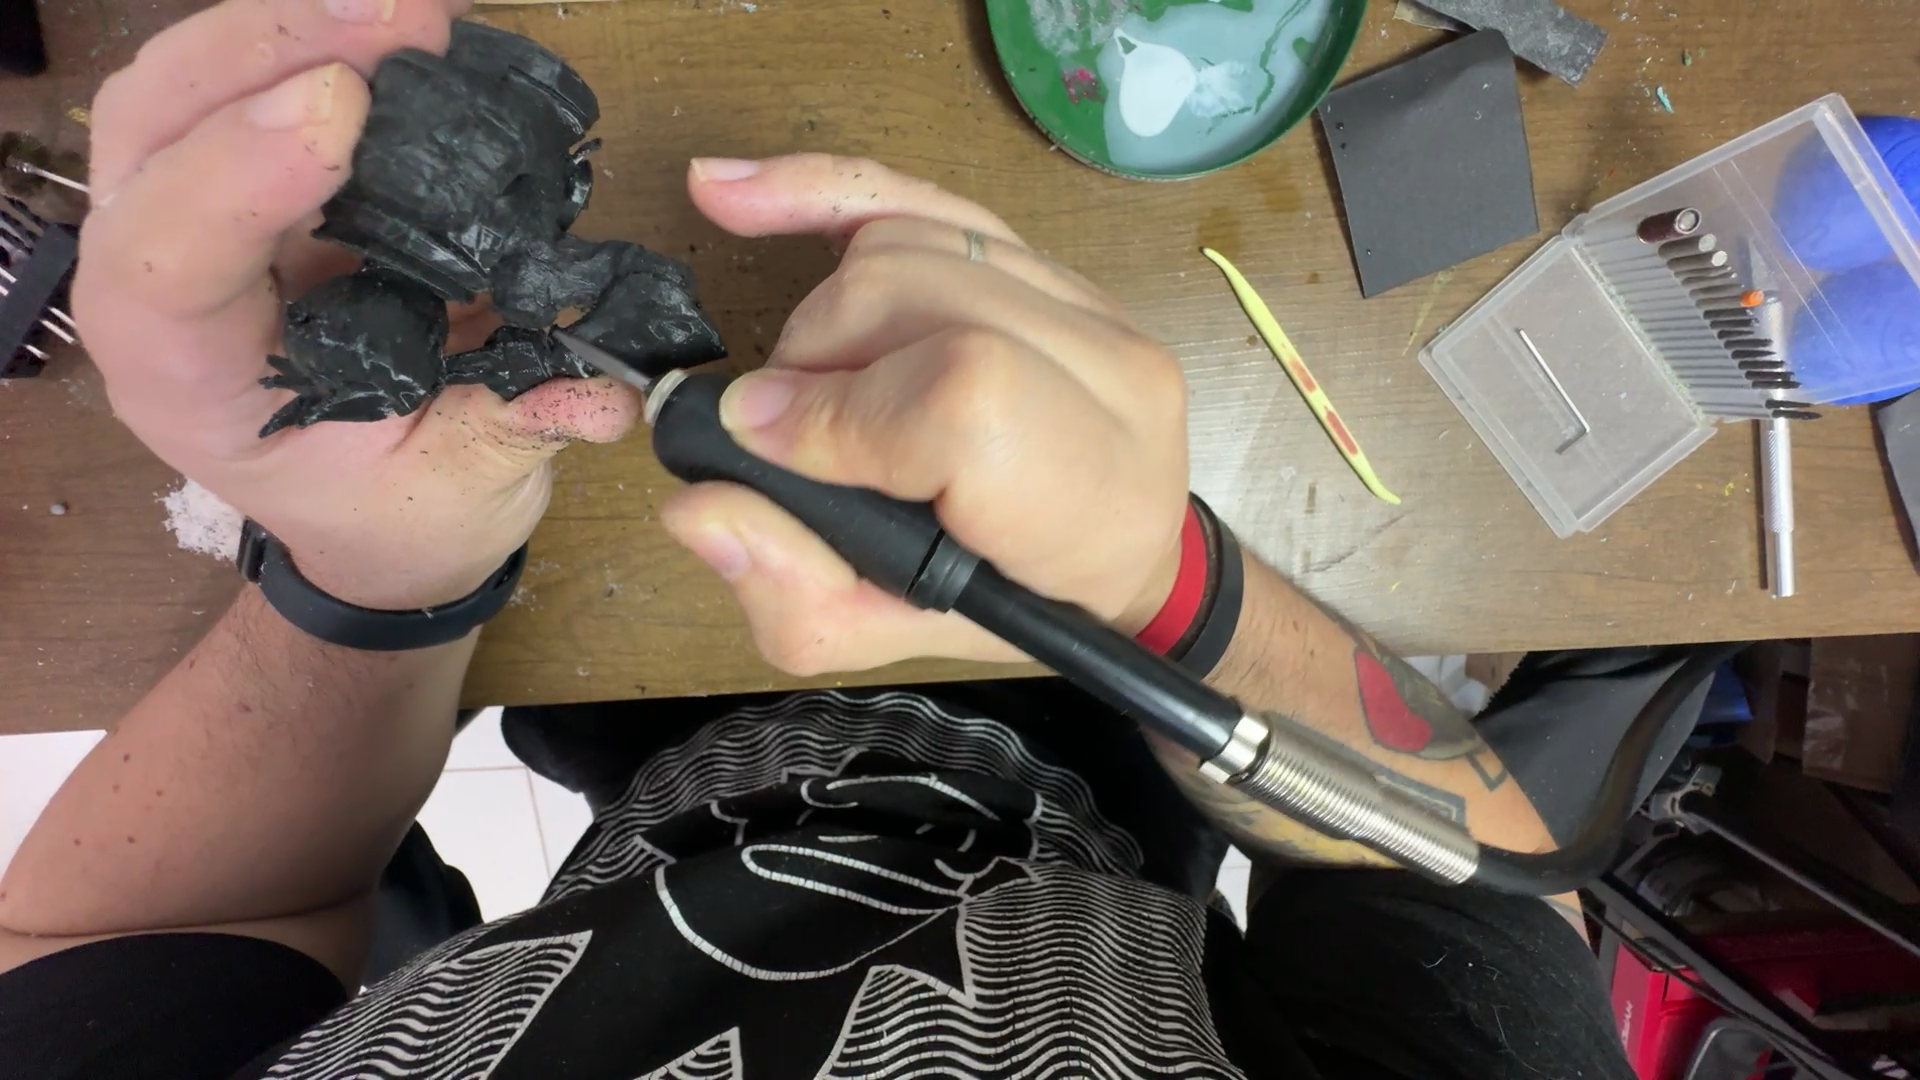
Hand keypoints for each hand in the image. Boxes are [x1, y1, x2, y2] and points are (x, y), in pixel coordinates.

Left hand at [73, 0, 637, 609]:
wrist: (389, 526)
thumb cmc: (406, 521)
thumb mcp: (464, 491)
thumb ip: (518, 432)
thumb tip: (605, 390)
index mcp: (196, 383)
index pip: (162, 262)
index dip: (238, 174)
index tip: (342, 104)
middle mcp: (181, 294)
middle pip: (159, 134)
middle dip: (266, 52)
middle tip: (396, 16)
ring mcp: (227, 244)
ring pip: (198, 100)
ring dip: (295, 35)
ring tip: (409, 14)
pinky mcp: (289, 224)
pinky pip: (279, 120)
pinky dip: (338, 72)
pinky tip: (415, 57)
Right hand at [666, 154, 1189, 673]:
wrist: (1109, 545)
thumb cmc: (1016, 599)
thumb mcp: (901, 636)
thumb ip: (802, 597)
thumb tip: (700, 507)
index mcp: (1088, 494)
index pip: (962, 398)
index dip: (840, 413)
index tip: (764, 441)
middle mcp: (1109, 379)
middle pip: (919, 298)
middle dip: (814, 362)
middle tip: (787, 430)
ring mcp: (1088, 306)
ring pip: (908, 245)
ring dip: (822, 313)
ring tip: (810, 382)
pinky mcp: (1048, 265)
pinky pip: (933, 200)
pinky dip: (826, 190)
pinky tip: (738, 196)